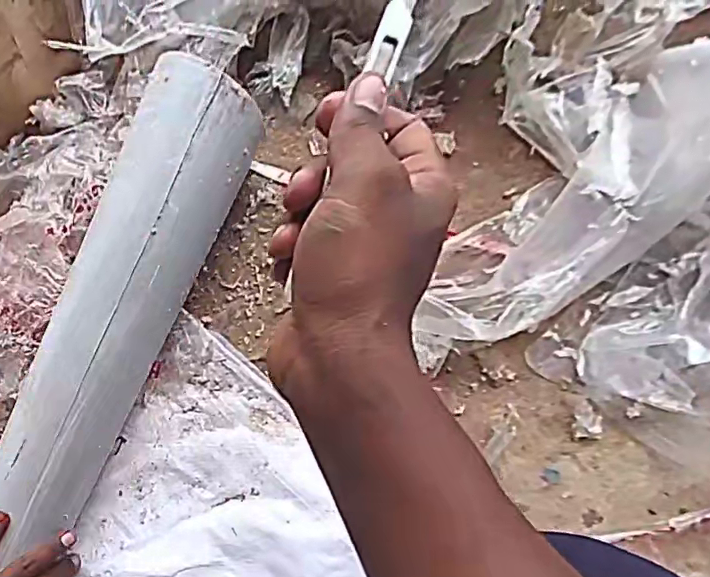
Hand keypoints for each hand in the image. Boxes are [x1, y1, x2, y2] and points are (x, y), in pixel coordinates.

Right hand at [266, 73, 456, 397]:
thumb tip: (365, 90)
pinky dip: (289, 249)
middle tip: (307, 192)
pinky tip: (288, 262)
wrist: (331, 353)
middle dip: (318, 176)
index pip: (398, 128)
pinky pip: (302, 244)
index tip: (328, 113)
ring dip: (297, 216)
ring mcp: (359, 252)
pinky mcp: (327, 278)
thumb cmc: (356, 280)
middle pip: (349, 168)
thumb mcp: (361, 183)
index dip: (362, 115)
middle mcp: (394, 219)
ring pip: (319, 207)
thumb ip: (359, 130)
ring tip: (295, 237)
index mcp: (422, 189)